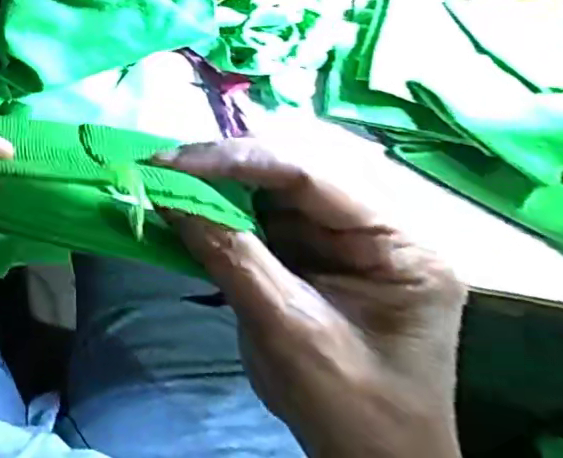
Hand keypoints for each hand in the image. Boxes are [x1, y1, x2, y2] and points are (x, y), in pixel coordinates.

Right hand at [153, 139, 466, 457]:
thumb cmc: (349, 404)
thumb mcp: (286, 326)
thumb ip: (228, 251)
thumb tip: (162, 192)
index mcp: (400, 245)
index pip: (310, 173)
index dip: (234, 158)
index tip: (169, 163)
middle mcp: (375, 226)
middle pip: (289, 165)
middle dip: (222, 160)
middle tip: (162, 164)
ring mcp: (341, 234)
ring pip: (268, 177)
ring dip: (214, 175)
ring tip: (166, 174)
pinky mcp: (308, 244)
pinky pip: (256, 204)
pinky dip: (215, 197)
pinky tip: (184, 195)